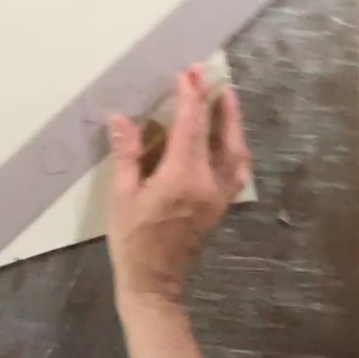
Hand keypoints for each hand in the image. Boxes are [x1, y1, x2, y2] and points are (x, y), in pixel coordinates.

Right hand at [105, 65, 251, 307]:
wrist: (153, 283)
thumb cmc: (131, 239)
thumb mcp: (121, 195)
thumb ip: (126, 154)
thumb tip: (121, 119)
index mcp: (182, 178)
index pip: (189, 127)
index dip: (189, 98)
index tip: (188, 74)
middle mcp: (208, 183)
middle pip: (221, 134)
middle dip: (216, 102)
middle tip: (209, 76)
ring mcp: (219, 196)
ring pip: (236, 151)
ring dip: (232, 122)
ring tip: (225, 99)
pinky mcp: (220, 205)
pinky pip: (237, 170)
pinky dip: (235, 147)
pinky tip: (228, 138)